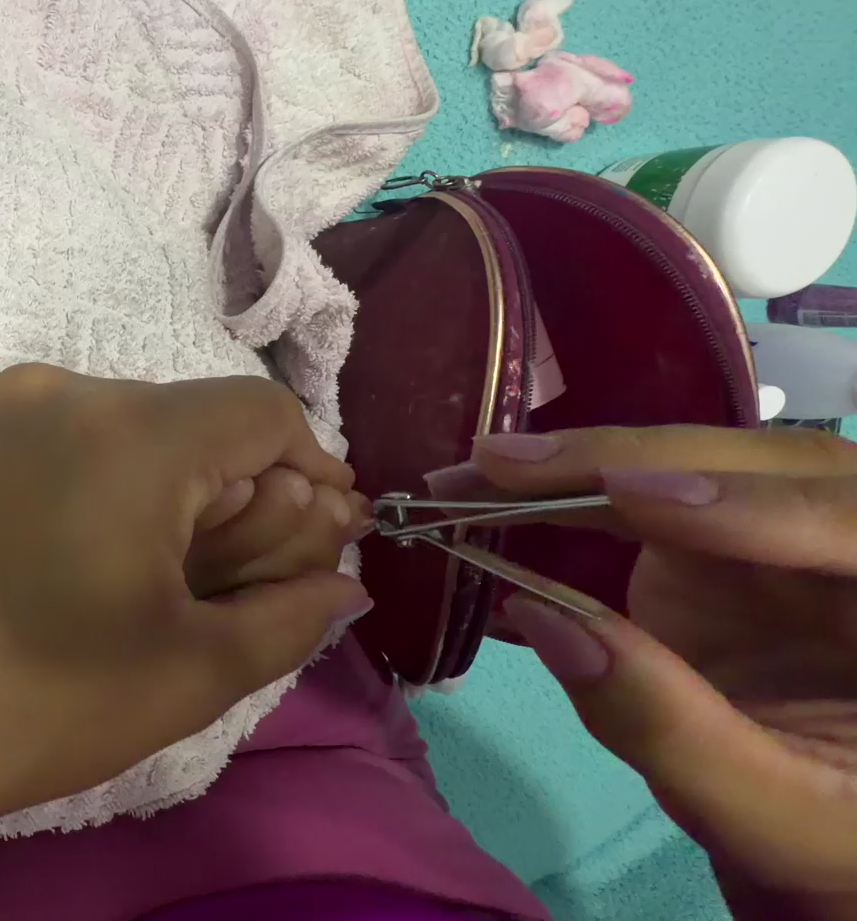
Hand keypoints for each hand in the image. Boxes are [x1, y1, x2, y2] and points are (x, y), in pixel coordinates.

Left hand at [0, 365, 371, 824]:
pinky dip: (88, 472)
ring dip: (155, 479)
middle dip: (230, 486)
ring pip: (116, 421)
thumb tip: (342, 581)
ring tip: (141, 567)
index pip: (260, 412)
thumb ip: (290, 612)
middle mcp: (54, 388)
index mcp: (126, 431)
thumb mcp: (190, 668)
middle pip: (185, 416)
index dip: (307, 471)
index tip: (312, 539)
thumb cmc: (37, 700)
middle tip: (227, 572)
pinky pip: (53, 431)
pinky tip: (72, 545)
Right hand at [445, 426, 856, 916]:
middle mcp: (856, 557)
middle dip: (626, 457)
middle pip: (771, 467)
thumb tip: (532, 613)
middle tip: (504, 464)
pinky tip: (494, 491)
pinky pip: (639, 494)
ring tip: (476, 472)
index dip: (759, 503)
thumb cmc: (831, 837)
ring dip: (575, 465)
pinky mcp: (718, 540)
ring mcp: (786, 540)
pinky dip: (560, 492)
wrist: (830, 829)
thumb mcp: (770, 818)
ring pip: (696, 464)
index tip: (629, 494)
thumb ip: (666, 726)